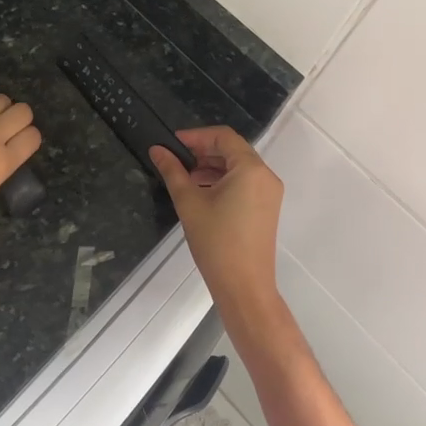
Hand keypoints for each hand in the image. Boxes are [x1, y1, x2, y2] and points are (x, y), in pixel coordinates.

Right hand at [151, 127, 283, 306]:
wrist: (244, 289)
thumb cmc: (216, 242)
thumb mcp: (189, 203)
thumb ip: (173, 171)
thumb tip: (157, 150)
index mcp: (251, 168)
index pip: (223, 136)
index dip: (196, 136)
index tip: (172, 143)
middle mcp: (265, 175)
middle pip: (232, 150)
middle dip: (203, 151)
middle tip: (176, 159)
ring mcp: (269, 193)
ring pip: (238, 166)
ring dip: (212, 167)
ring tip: (184, 177)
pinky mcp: (266, 208)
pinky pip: (244, 182)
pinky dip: (223, 181)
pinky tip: (201, 192)